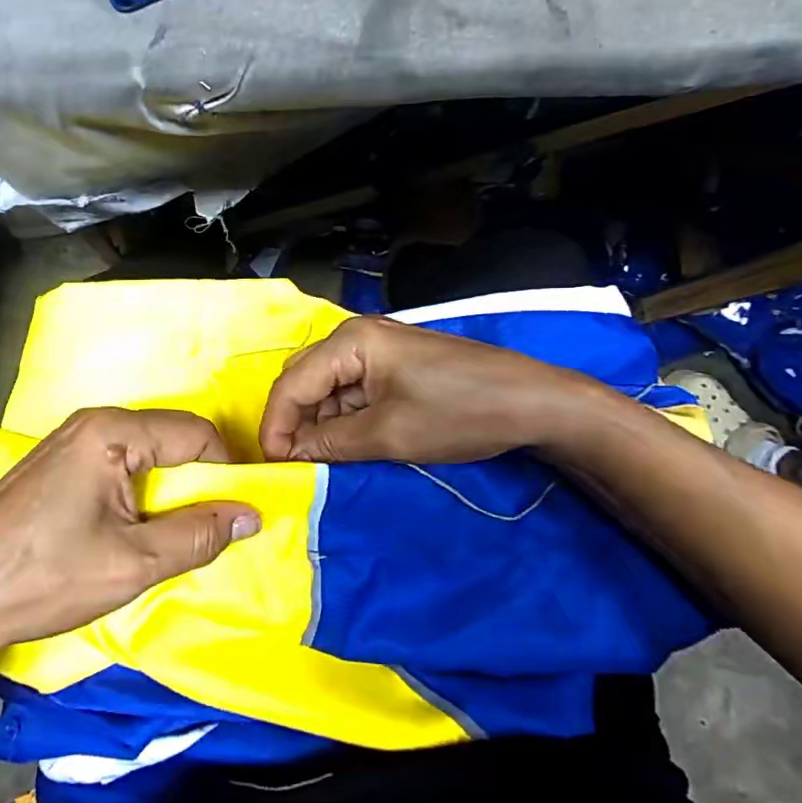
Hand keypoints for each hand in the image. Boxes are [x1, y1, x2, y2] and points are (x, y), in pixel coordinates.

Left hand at [0, 408, 259, 663]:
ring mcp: (69, 440)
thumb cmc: (40, 580)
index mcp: (112, 433)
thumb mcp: (133, 564)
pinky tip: (132, 528)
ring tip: (171, 532)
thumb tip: (253, 515)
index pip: (198, 434)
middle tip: (206, 526)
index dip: (227, 470)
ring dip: (170, 489)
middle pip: (173, 438)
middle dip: (199, 481)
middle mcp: (92, 423)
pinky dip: (142, 491)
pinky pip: (121, 463)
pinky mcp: (56, 463)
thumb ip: (199, 535)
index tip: (238, 511)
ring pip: (149, 452)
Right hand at [259, 316, 599, 463]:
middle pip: (307, 379)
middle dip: (296, 423)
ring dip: (322, 423)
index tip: (271, 467)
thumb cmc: (458, 413)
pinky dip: (348, 418)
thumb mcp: (388, 435)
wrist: (530, 402)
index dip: (275, 426)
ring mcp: (384, 348)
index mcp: (353, 341)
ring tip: (322, 462)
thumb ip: (330, 443)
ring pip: (332, 387)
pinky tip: (351, 445)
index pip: (292, 383)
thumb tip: (289, 453)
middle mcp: (361, 336)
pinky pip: (358, 390)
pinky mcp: (402, 364)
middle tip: (294, 465)